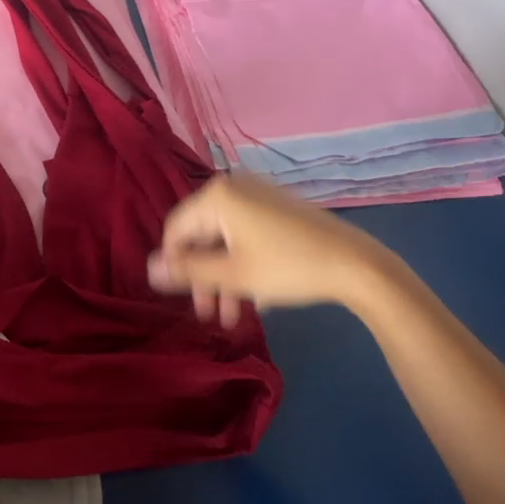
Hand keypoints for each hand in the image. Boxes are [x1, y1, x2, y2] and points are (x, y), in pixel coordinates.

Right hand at [148, 174, 407, 325]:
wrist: (356, 264)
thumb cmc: (287, 267)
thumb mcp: (231, 275)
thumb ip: (187, 271)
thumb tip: (148, 269)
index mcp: (218, 196)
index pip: (176, 230)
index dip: (174, 266)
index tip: (183, 299)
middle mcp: (234, 187)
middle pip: (202, 235)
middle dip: (203, 277)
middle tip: (208, 314)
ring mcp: (259, 195)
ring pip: (225, 240)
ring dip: (223, 277)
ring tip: (231, 316)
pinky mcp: (278, 208)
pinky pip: (247, 235)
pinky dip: (243, 263)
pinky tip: (254, 299)